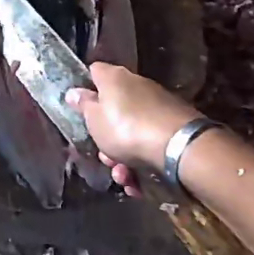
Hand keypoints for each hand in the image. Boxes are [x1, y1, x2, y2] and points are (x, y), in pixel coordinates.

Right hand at [67, 63, 202, 185]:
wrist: (178, 147)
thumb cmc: (125, 128)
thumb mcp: (94, 119)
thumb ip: (83, 105)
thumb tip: (74, 92)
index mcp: (115, 79)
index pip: (95, 72)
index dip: (85, 86)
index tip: (78, 105)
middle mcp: (138, 86)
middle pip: (113, 108)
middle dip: (105, 135)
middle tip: (103, 154)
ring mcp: (158, 106)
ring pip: (131, 131)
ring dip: (122, 156)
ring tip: (122, 176)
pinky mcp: (174, 126)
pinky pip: (149, 143)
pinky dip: (141, 162)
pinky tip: (137, 182)